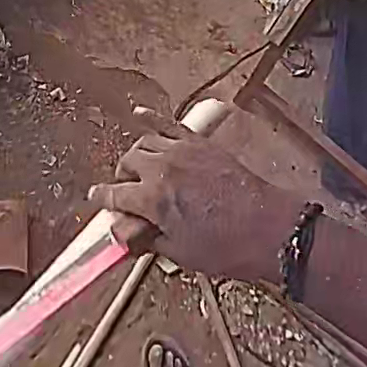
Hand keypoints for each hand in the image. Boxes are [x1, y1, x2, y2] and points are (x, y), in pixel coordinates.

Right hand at [89, 109, 304, 283]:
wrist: (270, 229)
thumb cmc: (229, 247)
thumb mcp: (180, 253)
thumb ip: (146, 238)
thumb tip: (123, 232)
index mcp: (152, 199)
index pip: (114, 195)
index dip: (102, 199)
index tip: (96, 200)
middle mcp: (160, 169)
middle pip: (126, 164)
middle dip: (122, 178)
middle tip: (127, 192)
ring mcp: (179, 151)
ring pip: (143, 142)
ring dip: (135, 155)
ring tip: (138, 167)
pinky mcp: (197, 143)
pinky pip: (166, 123)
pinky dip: (150, 117)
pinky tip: (139, 113)